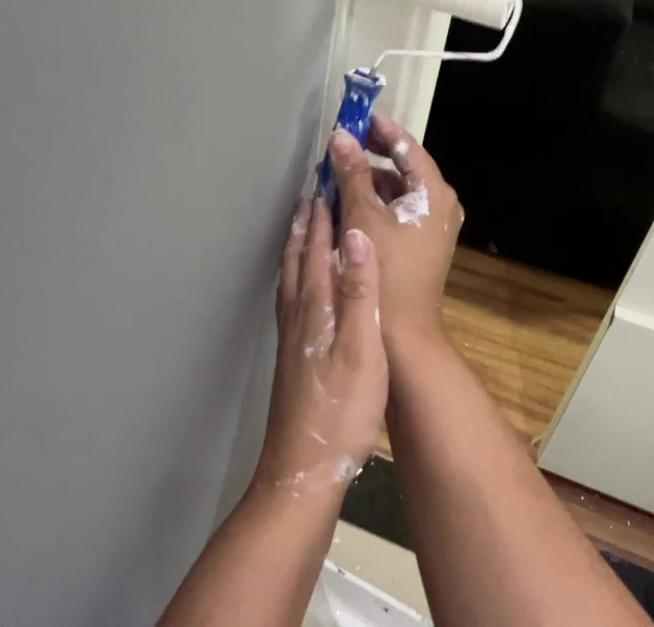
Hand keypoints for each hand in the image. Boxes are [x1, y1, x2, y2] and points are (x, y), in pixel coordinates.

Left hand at [255, 198, 387, 495]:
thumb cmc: (342, 410)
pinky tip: (299, 290)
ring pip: (290, 280)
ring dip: (295, 249)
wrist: (304, 467)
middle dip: (304, 227)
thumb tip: (356, 236)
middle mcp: (298, 316)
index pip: (318, 253)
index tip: (325, 187)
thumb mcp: (364, 349)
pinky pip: (290, 300)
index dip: (321, 220)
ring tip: (299, 229)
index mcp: (317, 309)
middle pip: (297, 261)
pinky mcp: (292, 357)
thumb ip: (360, 292)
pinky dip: (293, 279)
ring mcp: (291, 339)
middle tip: (309, 197)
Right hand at [325, 112, 461, 347]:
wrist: (403, 335)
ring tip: (333, 171)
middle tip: (340, 141)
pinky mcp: (418, 244)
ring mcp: (431, 226)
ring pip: (396, 190)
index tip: (357, 114)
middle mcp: (439, 206)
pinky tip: (343, 201)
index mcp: (435, 195)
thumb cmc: (386, 271)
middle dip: (370, 154)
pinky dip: (371, 202)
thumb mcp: (364, 217)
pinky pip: (395, 210)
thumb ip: (352, 173)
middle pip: (403, 167)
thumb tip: (341, 137)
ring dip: (366, 179)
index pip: (408, 148)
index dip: (381, 129)